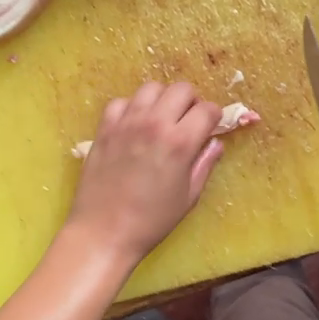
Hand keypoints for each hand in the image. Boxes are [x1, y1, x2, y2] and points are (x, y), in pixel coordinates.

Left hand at [65, 81, 224, 265]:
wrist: (104, 231)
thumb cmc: (151, 221)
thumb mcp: (188, 196)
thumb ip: (204, 164)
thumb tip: (215, 143)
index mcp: (180, 142)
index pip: (207, 109)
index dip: (213, 116)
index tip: (210, 126)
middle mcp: (154, 124)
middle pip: (181, 89)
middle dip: (191, 101)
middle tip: (187, 121)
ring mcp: (126, 123)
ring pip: (151, 88)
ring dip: (162, 99)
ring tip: (161, 120)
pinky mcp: (104, 128)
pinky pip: (121, 101)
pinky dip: (132, 108)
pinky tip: (133, 126)